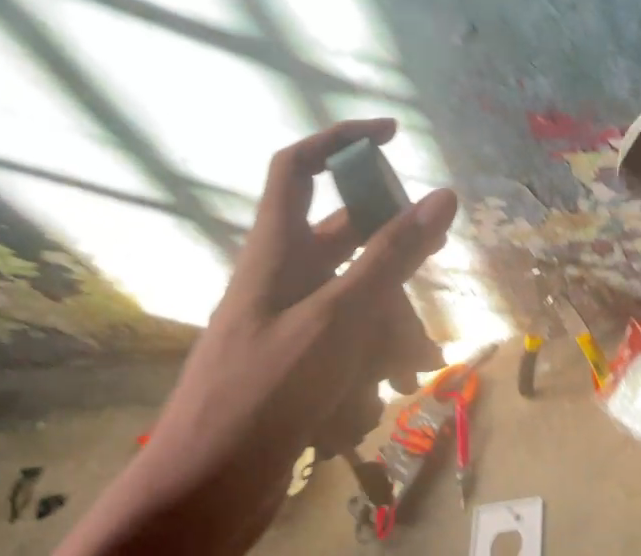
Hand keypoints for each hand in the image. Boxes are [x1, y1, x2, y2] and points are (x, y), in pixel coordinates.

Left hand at [60, 119, 456, 555]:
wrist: (197, 503)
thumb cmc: (261, 394)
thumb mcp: (338, 318)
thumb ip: (392, 256)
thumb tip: (443, 194)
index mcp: (275, 252)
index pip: (299, 167)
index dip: (341, 140)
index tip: (394, 136)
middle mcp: (282, 281)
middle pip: (351, 243)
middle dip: (395, 268)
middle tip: (431, 274)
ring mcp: (290, 329)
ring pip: (360, 305)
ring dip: (388, 335)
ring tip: (409, 369)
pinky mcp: (297, 373)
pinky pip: (348, 353)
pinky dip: (365, 376)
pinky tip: (366, 410)